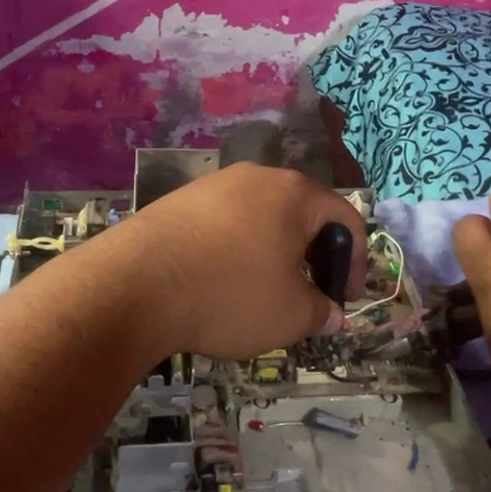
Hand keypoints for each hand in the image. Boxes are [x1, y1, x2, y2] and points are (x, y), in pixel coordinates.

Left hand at [112, 163, 366, 359]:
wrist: (135, 284)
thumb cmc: (229, 294)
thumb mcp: (290, 314)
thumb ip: (321, 311)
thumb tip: (331, 313)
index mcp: (294, 193)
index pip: (345, 217)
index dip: (355, 262)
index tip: (343, 300)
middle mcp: (257, 177)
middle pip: (301, 213)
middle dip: (313, 256)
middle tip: (308, 296)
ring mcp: (214, 184)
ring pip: (261, 217)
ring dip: (273, 252)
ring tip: (262, 293)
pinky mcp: (180, 200)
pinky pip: (224, 223)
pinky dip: (235, 249)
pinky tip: (219, 282)